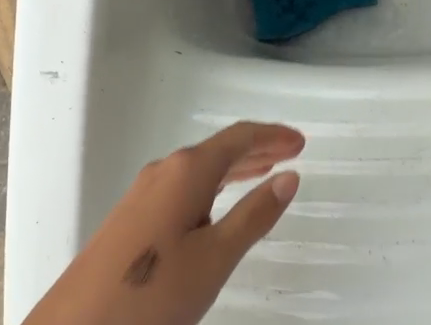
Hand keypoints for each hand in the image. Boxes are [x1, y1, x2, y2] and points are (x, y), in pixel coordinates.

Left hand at [23, 122, 303, 324]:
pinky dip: (212, 185)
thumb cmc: (152, 294)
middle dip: (257, 148)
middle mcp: (163, 172)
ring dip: (235, 167)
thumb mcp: (216, 258)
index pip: (239, 137)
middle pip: (219, 148)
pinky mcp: (129, 219)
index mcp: (186, 171)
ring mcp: (142, 194)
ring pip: (199, 168)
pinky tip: (218, 203)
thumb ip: (255, 215)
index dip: (273, 135)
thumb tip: (288, 176)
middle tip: (290, 151)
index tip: (301, 142)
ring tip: (263, 171)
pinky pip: (183, 185)